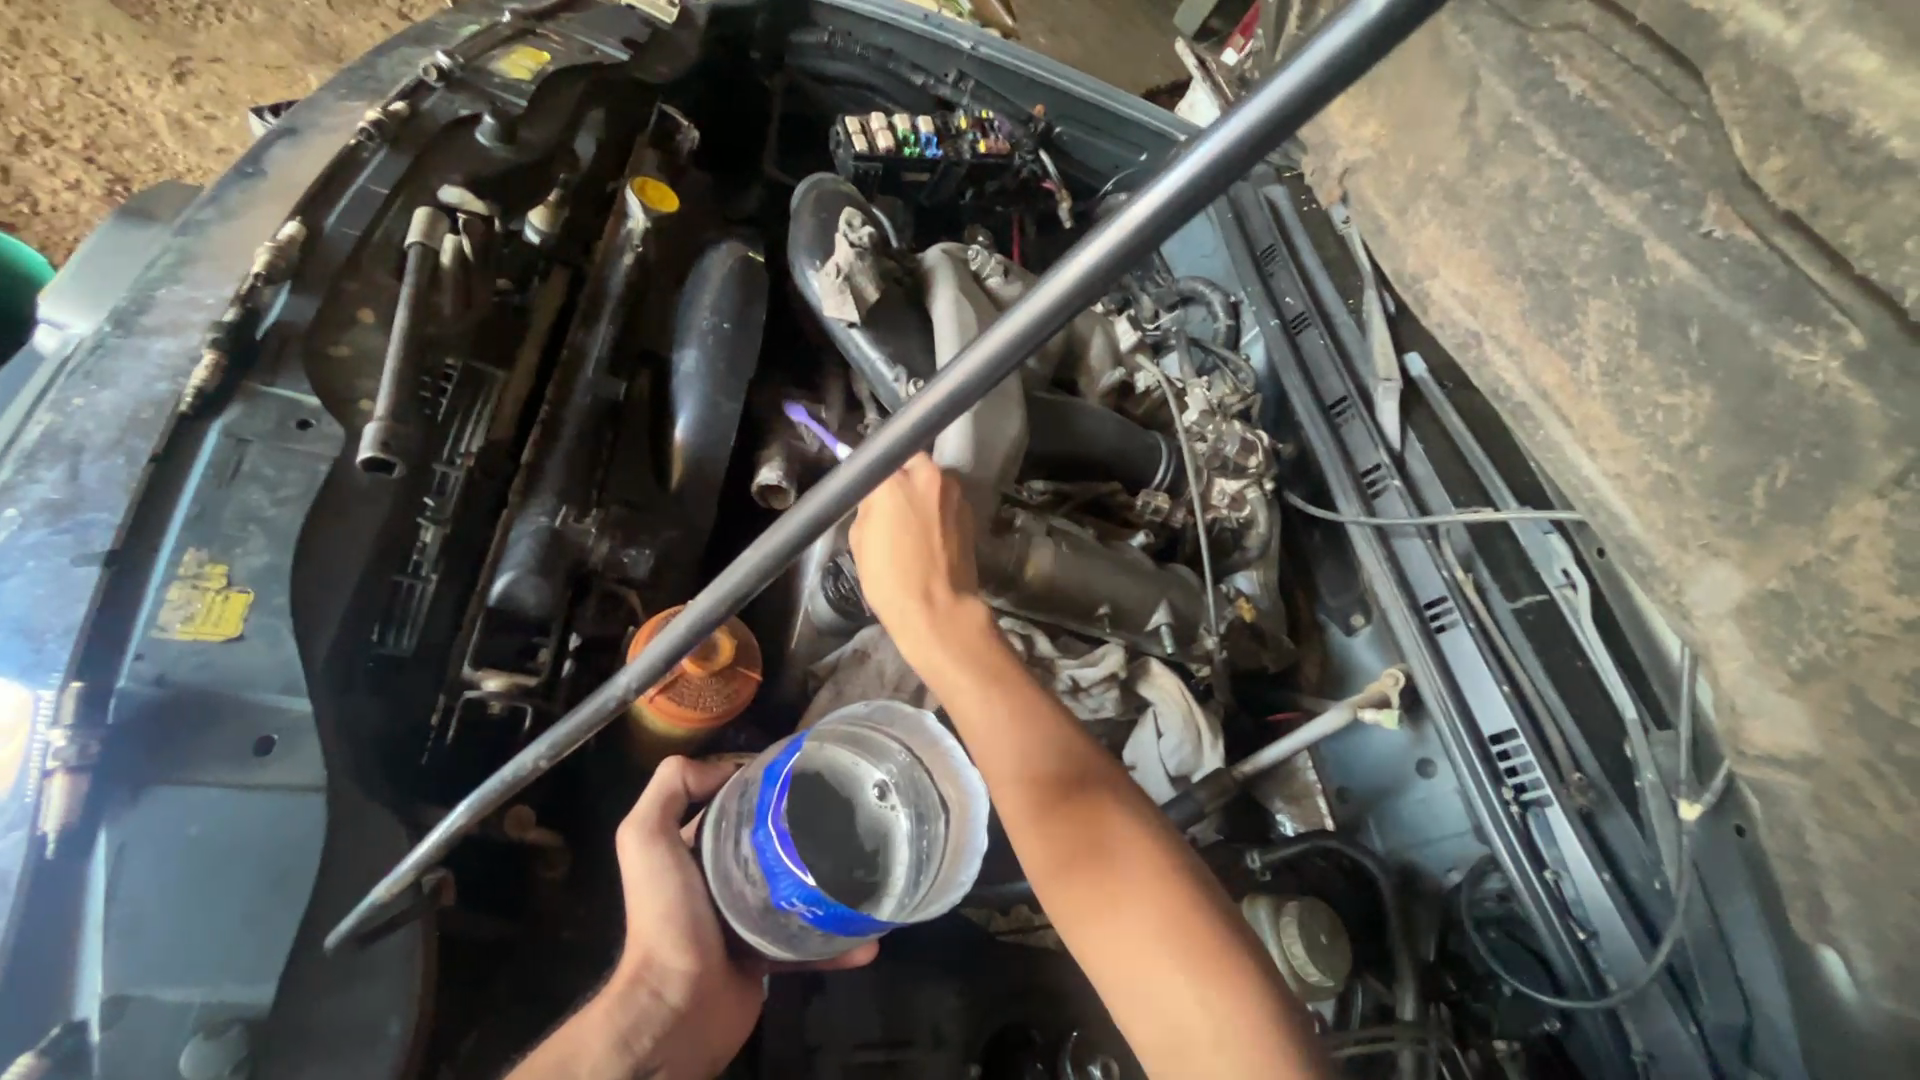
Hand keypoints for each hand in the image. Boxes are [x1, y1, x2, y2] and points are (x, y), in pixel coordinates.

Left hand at [511, 757, 874, 1079]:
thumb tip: (726, 768)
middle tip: (853, 824)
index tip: (812, 779)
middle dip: (811, 836)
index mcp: (696, 850)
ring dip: (833, 890)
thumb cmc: (665, 916)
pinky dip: (837, 946)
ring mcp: (746, 922)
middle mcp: (721, 881)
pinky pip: (809, 946)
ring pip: (799, 894)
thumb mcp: (646, 837)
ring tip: (869, 877)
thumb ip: (670, 788)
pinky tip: (868, 939)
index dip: (769, 789)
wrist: (674, 1008)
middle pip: (775, 846)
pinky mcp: (766, 959)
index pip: (736, 806)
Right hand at [849, 453, 987, 665]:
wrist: (938, 609)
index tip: (868, 482)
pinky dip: (939, 508)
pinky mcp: (971, 512)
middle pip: (912, 461)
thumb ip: (868, 508)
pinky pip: (948, 500)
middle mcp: (929, 476)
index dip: (873, 471)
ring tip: (914, 518)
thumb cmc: (890, 579)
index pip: (878, 458)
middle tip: (893, 499)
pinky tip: (932, 532)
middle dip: (903, 474)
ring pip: (934, 479)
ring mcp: (954, 493)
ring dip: (924, 491)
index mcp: (894, 481)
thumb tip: (874, 498)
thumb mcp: (860, 541)